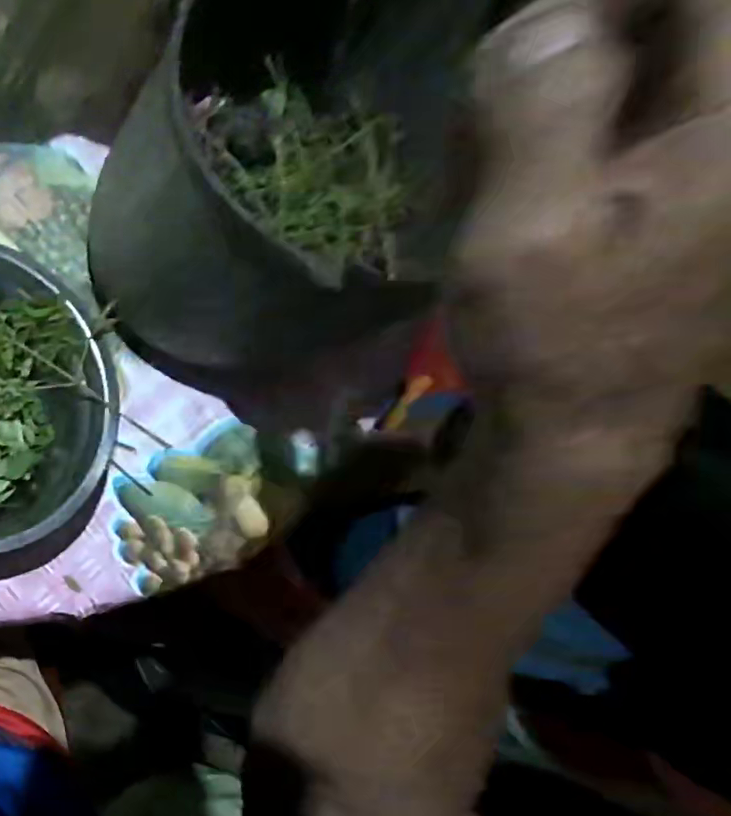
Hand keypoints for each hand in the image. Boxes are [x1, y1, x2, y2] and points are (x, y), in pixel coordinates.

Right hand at [450, 0, 730, 446]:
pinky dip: (545, 132)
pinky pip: (615, 112)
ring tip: (476, 166)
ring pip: (634, 62)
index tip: (512, 47)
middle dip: (563, 49)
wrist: (579, 408)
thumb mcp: (525, 230)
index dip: (595, 4)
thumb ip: (538, 120)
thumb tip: (534, 24)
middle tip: (481, 119)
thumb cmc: (554, 329)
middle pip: (667, 20)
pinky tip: (499, 181)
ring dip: (544, 97)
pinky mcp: (672, 172)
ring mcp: (710, 143)